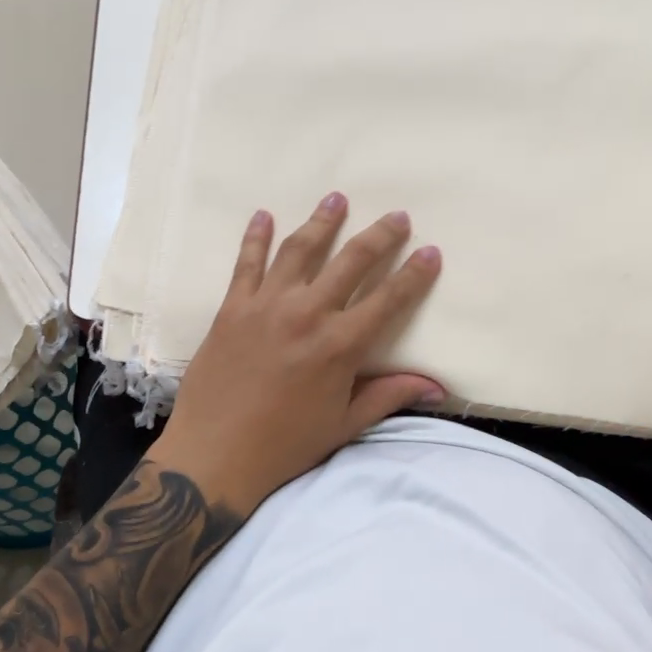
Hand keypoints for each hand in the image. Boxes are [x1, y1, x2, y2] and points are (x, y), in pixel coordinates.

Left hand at [147, 192, 443, 516]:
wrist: (215, 453)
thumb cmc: (285, 446)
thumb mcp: (344, 425)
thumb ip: (387, 395)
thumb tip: (436, 385)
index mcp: (340, 346)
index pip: (388, 299)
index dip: (414, 275)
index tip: (430, 251)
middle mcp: (307, 315)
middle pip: (351, 262)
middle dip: (379, 236)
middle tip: (397, 217)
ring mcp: (266, 306)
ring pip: (300, 250)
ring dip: (322, 222)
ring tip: (337, 198)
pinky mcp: (231, 308)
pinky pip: (246, 263)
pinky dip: (255, 237)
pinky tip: (263, 216)